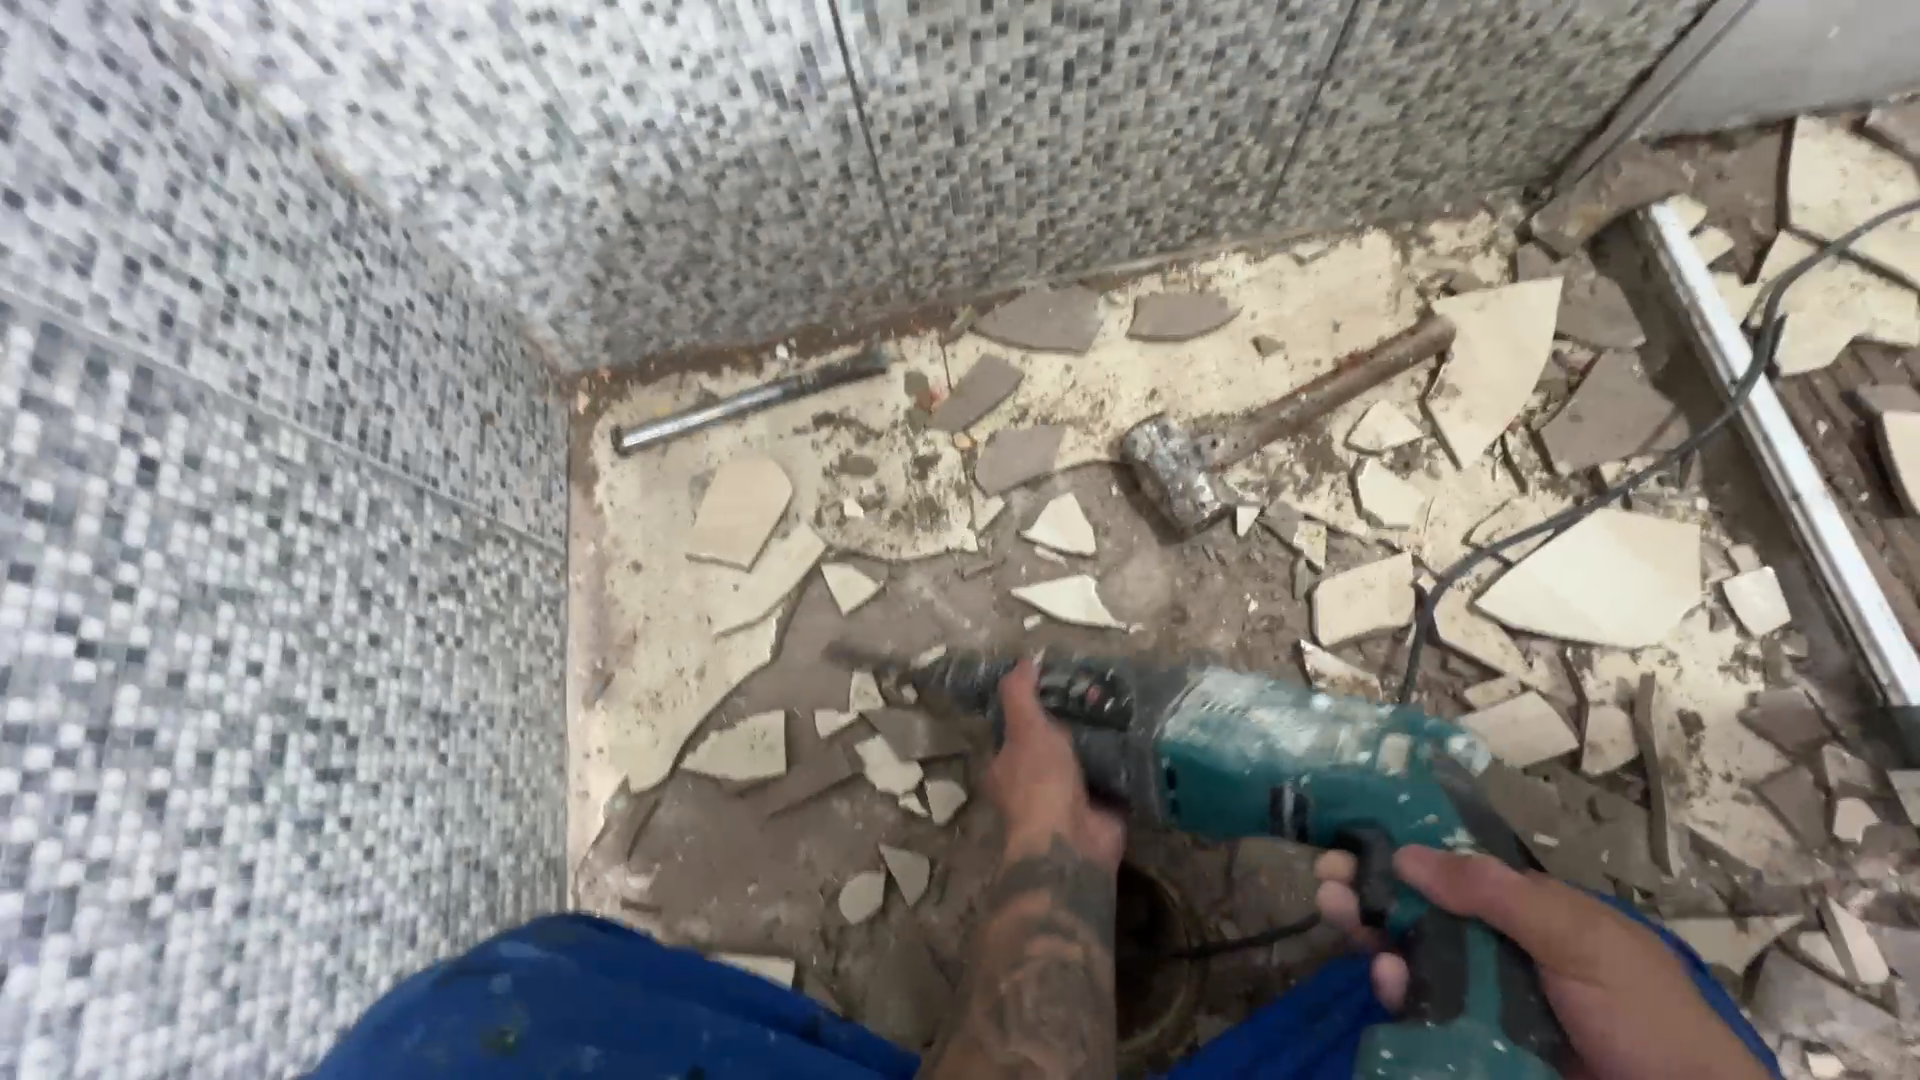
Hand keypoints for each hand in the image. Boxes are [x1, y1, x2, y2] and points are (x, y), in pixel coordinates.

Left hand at [988, 658, 1125, 870]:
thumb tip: (1025, 659)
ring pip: (1087, 757)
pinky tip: (1143, 735)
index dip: (1038, 700)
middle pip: (1056, 739)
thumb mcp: (1024, 729)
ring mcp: (1070, 796)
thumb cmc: (1039, 782)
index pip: (1018, 724)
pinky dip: (1127, 762)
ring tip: (1127, 704)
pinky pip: (1115, 778)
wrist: (1072, 843)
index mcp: (1007, 763)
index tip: (1064, 677)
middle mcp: (1035, 780)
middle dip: (1077, 718)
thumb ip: (1020, 694)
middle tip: (1103, 688)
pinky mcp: (1103, 807)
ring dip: (1104, 738)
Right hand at [1315, 846, 1768, 1079]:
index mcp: (1520, 910)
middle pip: (1414, 907)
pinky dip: (1391, 986)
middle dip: (1365, 888)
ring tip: (1336, 912)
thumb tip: (1405, 853)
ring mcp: (1477, 995)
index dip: (1395, 852)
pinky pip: (1416, 1006)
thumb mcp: (1579, 937)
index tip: (1350, 843)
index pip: (1446, 869)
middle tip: (1325, 879)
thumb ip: (1497, 893)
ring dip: (1365, 928)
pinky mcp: (1467, 1039)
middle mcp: (1491, 945)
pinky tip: (1382, 977)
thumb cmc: (1641, 1015)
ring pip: (1405, 952)